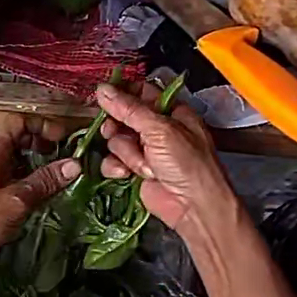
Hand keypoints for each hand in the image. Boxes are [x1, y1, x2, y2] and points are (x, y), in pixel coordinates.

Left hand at [0, 115, 80, 274]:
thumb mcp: (17, 201)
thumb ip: (45, 181)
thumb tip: (74, 165)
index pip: (17, 123)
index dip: (41, 126)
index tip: (62, 138)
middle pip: (14, 140)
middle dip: (40, 145)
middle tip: (61, 157)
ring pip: (11, 161)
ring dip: (33, 165)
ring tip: (53, 177)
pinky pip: (5, 179)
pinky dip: (23, 181)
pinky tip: (35, 195)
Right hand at [93, 81, 237, 238]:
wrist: (193, 206)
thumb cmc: (187, 164)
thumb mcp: (160, 130)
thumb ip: (129, 109)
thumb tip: (103, 90)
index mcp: (170, 111)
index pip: (140, 92)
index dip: (121, 94)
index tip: (104, 96)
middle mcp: (157, 129)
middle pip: (122, 117)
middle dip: (118, 127)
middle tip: (115, 130)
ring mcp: (145, 151)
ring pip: (116, 141)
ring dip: (126, 153)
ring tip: (143, 165)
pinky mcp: (135, 171)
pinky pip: (113, 161)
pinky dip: (117, 167)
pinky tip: (127, 174)